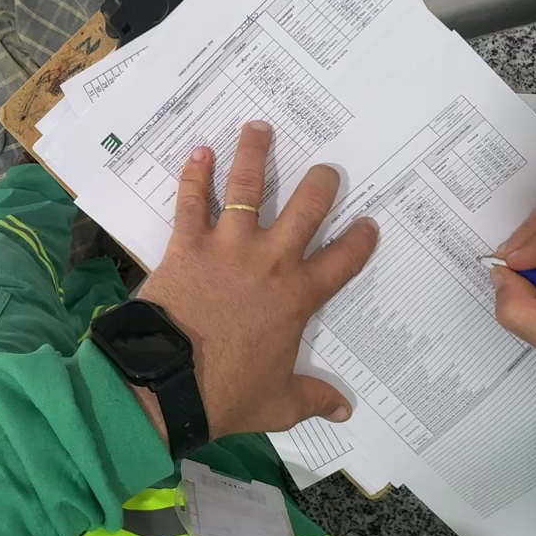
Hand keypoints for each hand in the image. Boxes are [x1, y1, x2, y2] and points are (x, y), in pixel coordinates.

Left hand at [136, 121, 379, 439]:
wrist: (167, 380)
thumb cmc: (225, 392)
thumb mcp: (278, 403)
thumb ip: (312, 397)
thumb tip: (345, 408)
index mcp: (297, 297)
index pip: (343, 262)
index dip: (360, 241)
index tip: (368, 224)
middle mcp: (269, 261)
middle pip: (306, 209)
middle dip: (321, 183)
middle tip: (327, 168)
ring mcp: (227, 246)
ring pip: (247, 188)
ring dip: (255, 154)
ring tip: (259, 127)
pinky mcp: (187, 242)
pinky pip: (192, 201)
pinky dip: (194, 174)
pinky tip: (198, 151)